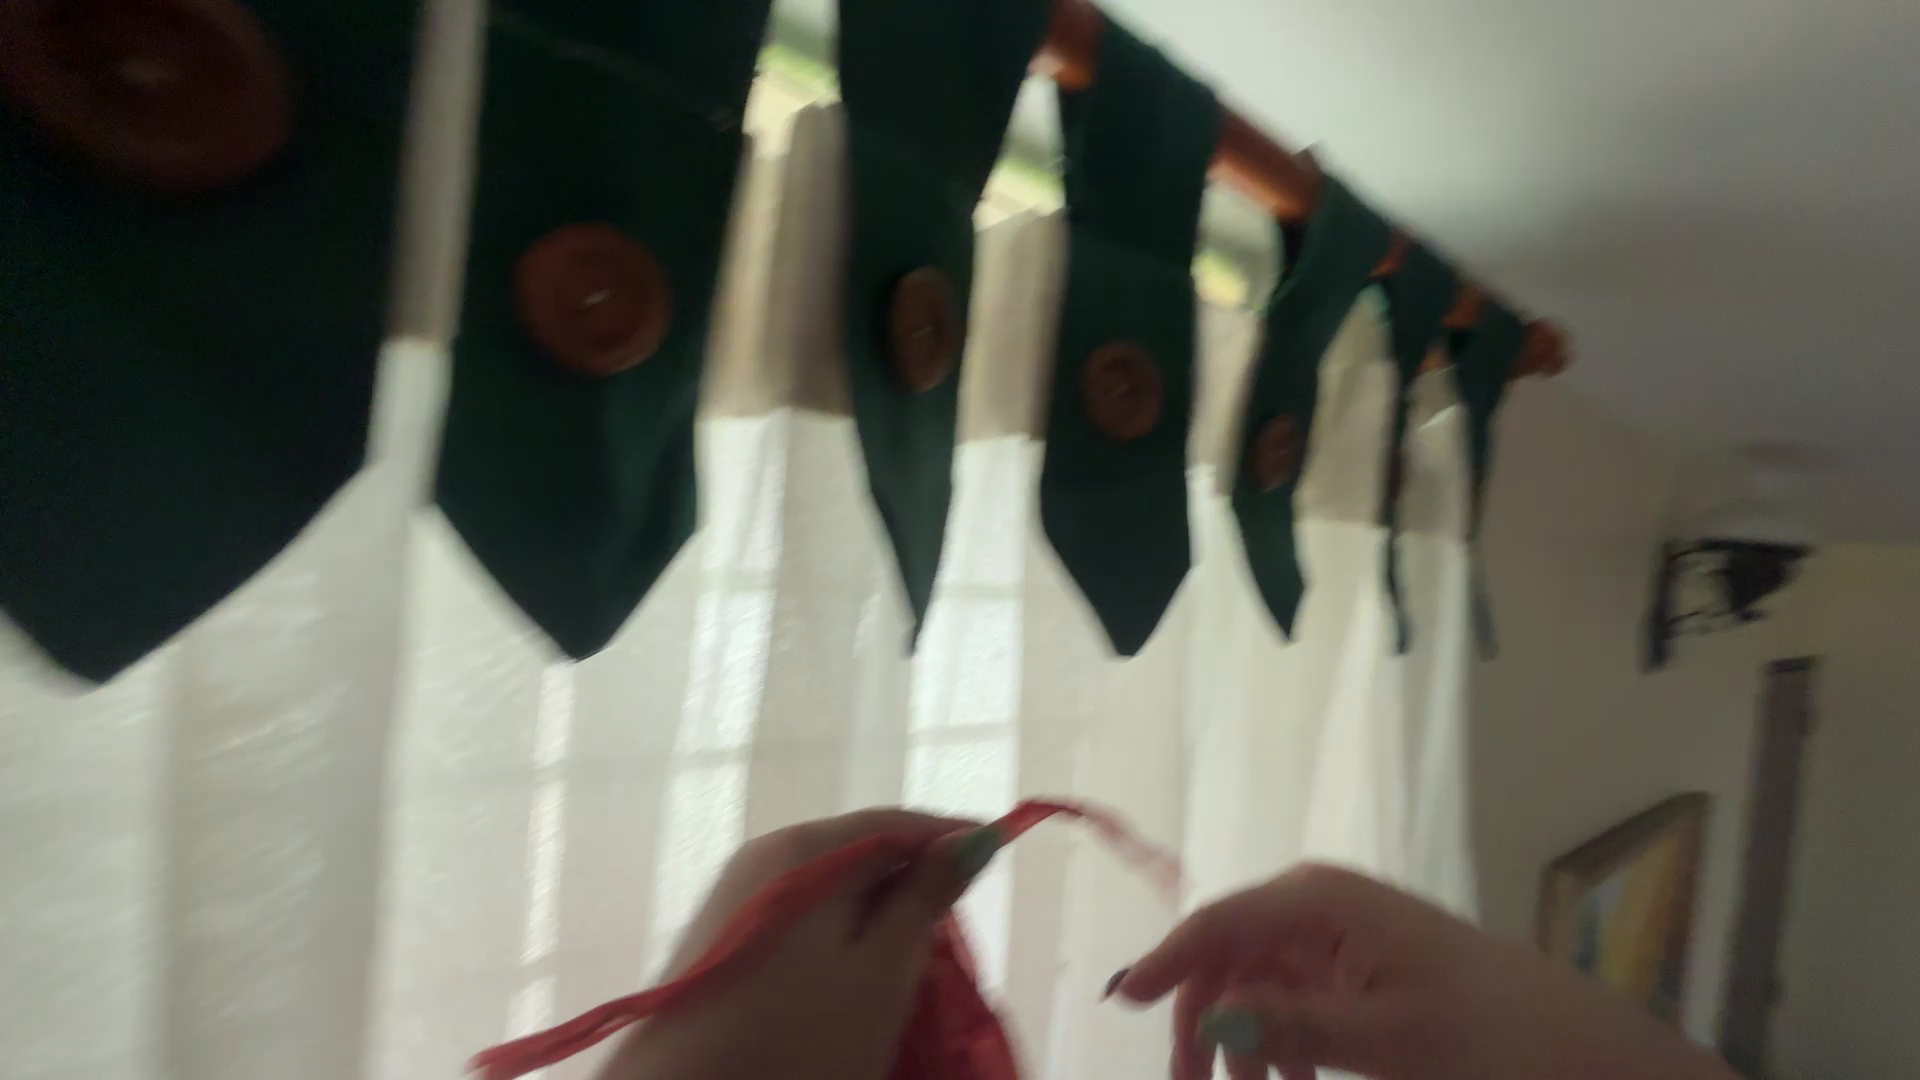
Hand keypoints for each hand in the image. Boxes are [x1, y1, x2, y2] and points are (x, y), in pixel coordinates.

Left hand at [596, 808, 998, 1079]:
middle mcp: (765, 851)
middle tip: (955, 917)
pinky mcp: (721, 932)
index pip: (894, 821)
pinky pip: (800, 907)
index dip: (948, 834)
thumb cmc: (795, 1046)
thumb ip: (925, 897)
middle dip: (912, 875)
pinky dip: (838, 927)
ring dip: (876, 906)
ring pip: (831, 880)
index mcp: (804, 848)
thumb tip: (970, 837)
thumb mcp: (880, 973)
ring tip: (911, 949)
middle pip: (861, 847)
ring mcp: (736, 890)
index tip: (996, 849)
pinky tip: (852, 967)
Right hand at [1111, 862, 1738, 1079]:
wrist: (1598, 1055)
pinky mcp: (1356, 965)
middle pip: (1231, 953)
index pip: (1219, 922)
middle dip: (1205, 1014)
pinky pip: (1293, 997)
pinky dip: (1279, 1041)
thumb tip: (1215, 1016)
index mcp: (1315, 899)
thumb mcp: (1386, 1040)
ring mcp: (1335, 933)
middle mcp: (1315, 904)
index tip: (1124, 999)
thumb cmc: (1491, 1036)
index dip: (1168, 959)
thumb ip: (1292, 1026)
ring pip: (1257, 978)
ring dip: (1241, 1036)